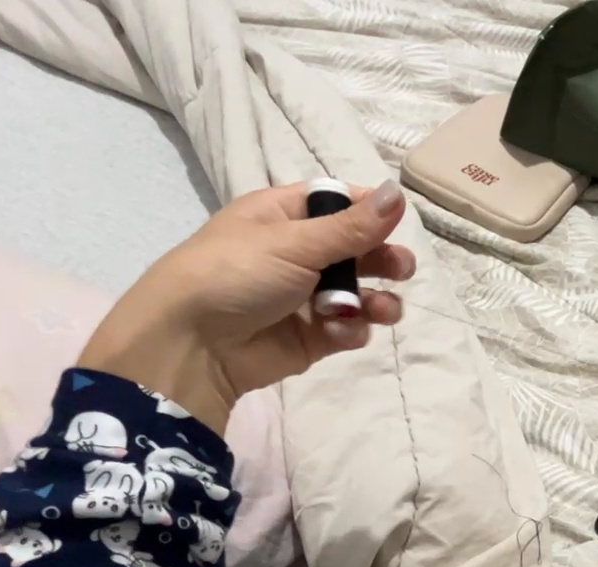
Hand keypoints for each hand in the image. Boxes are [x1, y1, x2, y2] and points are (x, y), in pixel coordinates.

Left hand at [78, 179, 415, 432]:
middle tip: (402, 270)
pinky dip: (352, 329)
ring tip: (381, 310)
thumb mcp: (294, 242)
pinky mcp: (315, 336)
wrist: (195, 344)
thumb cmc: (236, 274)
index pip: (338, 204)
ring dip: (378, 301)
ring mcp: (309, 297)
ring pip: (362, 294)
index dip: (370, 210)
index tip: (398, 218)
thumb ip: (353, 226)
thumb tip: (399, 192)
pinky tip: (341, 331)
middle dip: (384, 260)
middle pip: (359, 251)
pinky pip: (349, 328)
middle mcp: (299, 253)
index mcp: (284, 216)